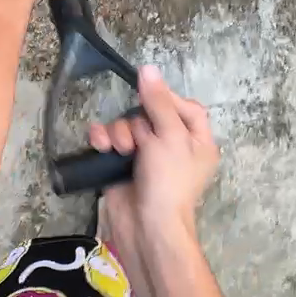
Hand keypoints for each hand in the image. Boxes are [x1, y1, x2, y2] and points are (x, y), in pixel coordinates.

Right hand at [88, 65, 218, 235]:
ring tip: (118, 149)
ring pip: (127, 125)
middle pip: (150, 113)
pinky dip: (103, 140)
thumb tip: (148, 67)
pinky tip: (99, 145)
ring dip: (119, 132)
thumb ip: (158, 101)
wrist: (146, 229)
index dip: (166, 99)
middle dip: (137, 121)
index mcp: (196, 141)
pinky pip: (110, 140)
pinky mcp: (122, 165)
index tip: (149, 97)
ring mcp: (146, 157)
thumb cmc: (169, 181)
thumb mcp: (169, 136)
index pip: (184, 106)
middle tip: (136, 138)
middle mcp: (173, 146)